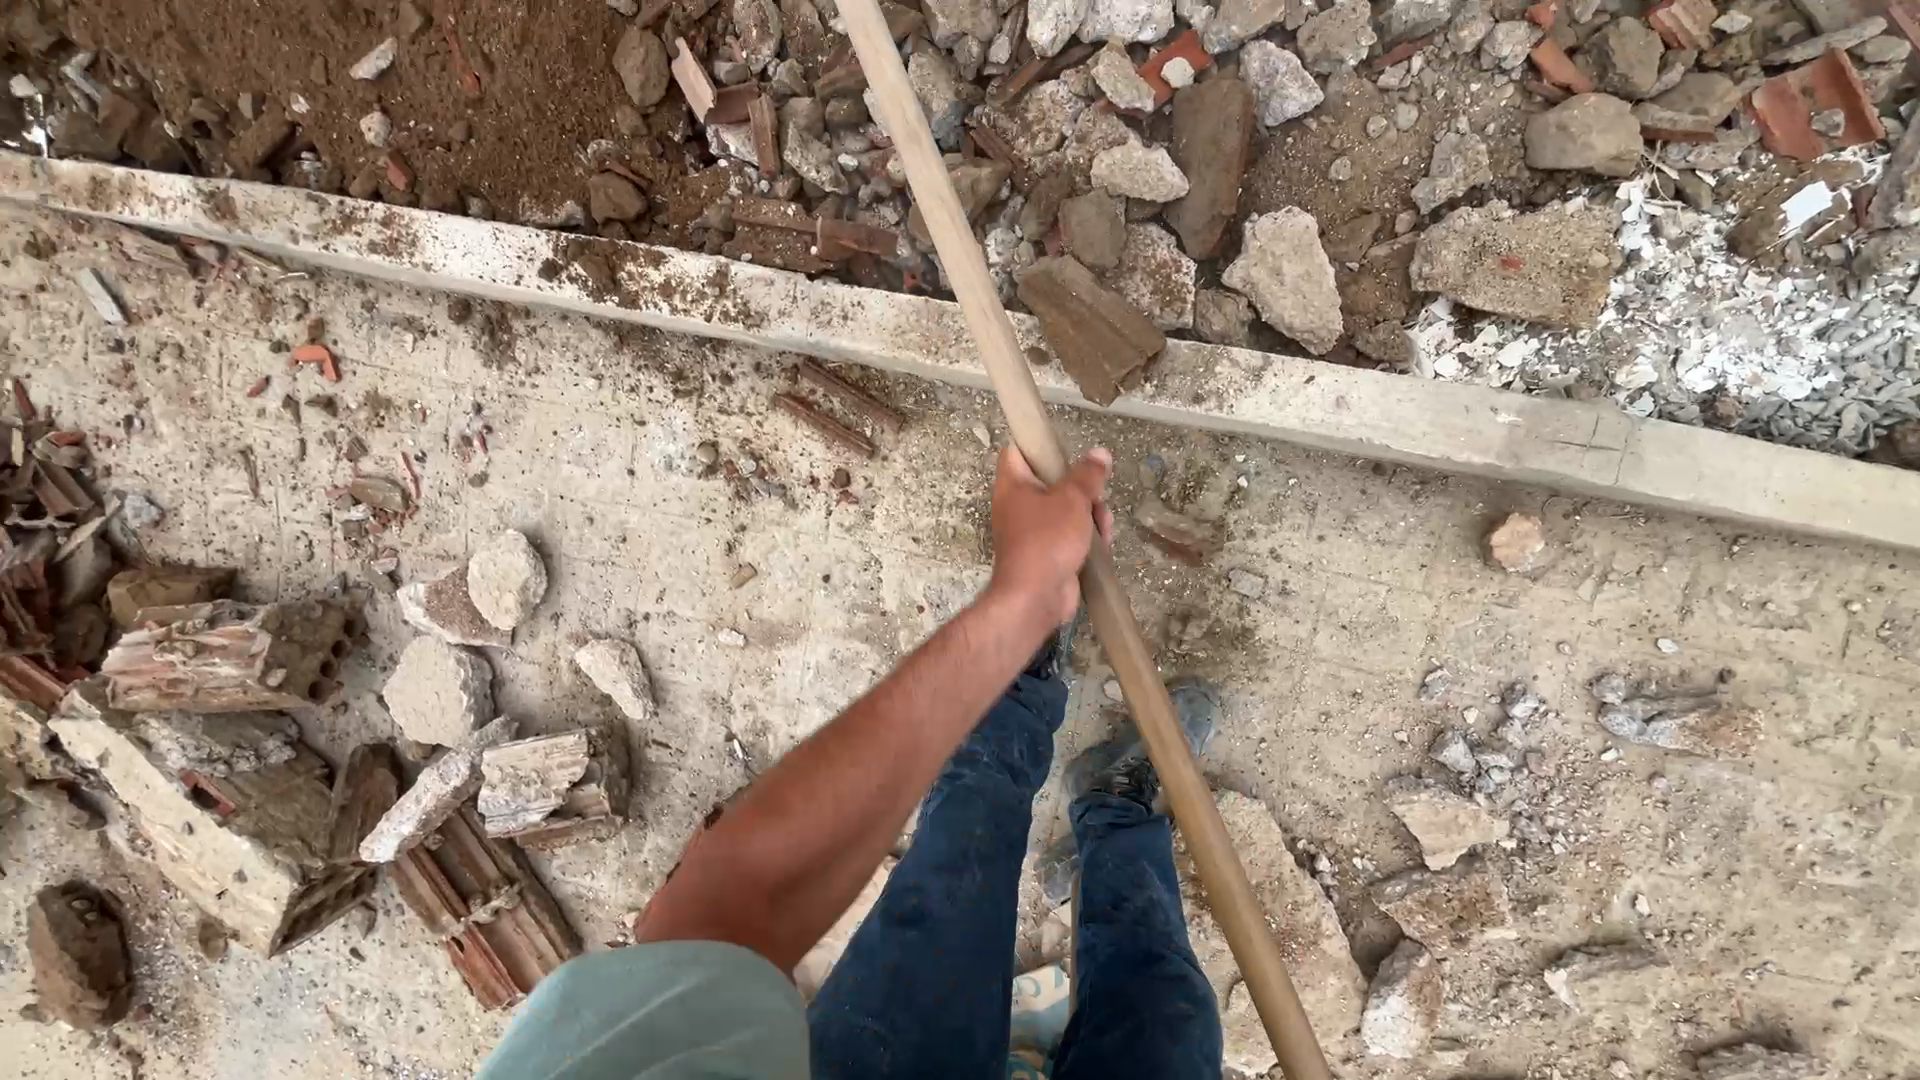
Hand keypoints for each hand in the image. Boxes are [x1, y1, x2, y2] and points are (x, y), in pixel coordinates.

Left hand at [985, 445, 1113, 628]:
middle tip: (1095, 496)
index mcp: (1013, 485)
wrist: (1036, 597)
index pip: (1017, 451)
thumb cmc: (1047, 540)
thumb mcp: (1071, 499)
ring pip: (1068, 509)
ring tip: (1101, 525)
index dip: (1038, 444)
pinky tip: (1101, 543)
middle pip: (1053, 482)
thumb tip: (1099, 453)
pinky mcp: (1048, 552)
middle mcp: (1019, 505)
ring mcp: (1033, 530)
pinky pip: (1071, 534)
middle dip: (1082, 488)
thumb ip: (1087, 475)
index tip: (1065, 448)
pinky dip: (1087, 536)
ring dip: (1091, 514)